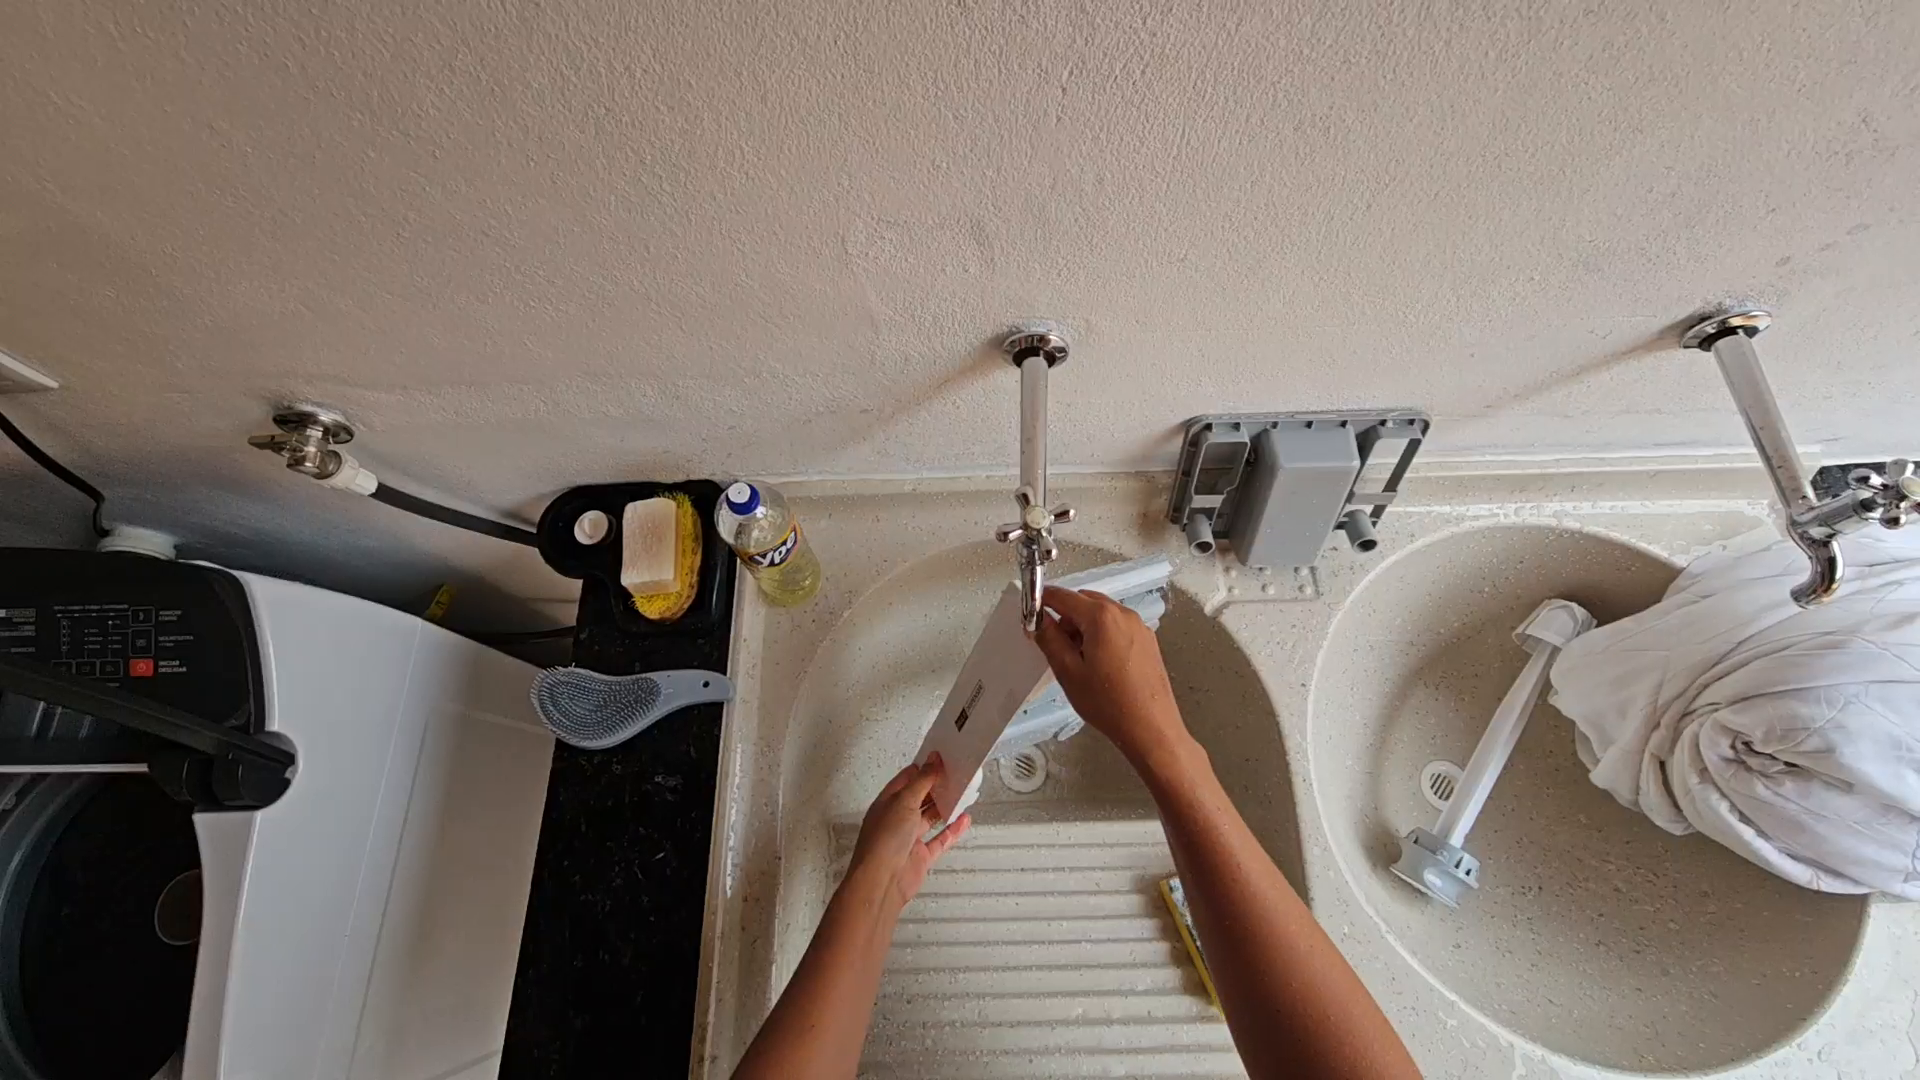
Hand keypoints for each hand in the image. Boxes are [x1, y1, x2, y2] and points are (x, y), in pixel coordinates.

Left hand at [844, 754, 970, 911]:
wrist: (882, 882)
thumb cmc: (883, 841)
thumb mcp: (904, 801)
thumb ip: (922, 781)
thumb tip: (933, 761)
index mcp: (888, 801)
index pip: (908, 779)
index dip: (924, 768)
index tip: (942, 760)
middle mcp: (897, 818)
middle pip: (921, 797)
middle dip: (937, 787)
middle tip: (956, 775)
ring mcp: (909, 837)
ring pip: (931, 817)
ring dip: (945, 806)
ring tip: (962, 794)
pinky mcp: (921, 855)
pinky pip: (940, 839)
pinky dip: (952, 830)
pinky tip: (963, 820)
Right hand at [1031, 586, 1191, 766]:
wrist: (1151, 728)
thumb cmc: (1110, 704)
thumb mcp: (1068, 672)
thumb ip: (1049, 639)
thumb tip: (1039, 620)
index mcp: (1101, 617)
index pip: (1063, 595)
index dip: (1043, 601)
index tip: (1032, 614)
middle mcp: (1123, 614)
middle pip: (1084, 601)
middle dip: (1065, 616)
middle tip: (1056, 643)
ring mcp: (1139, 626)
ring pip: (1101, 614)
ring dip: (1084, 626)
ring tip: (1079, 660)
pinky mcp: (1147, 640)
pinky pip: (1117, 626)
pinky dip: (1102, 634)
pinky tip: (1100, 664)